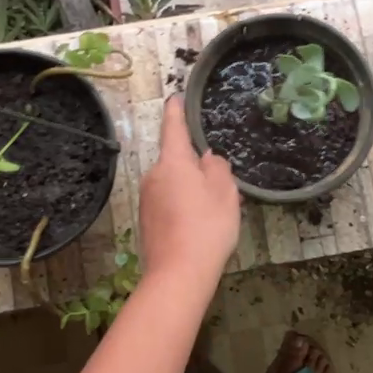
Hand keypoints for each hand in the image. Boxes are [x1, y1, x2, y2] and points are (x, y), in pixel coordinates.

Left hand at [138, 97, 240, 280]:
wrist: (178, 275)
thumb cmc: (206, 227)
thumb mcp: (225, 192)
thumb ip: (218, 168)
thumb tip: (207, 158)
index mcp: (173, 162)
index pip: (173, 128)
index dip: (176, 111)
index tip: (174, 97)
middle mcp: (153, 176)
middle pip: (175, 161)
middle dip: (193, 166)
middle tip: (218, 184)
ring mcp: (147, 200)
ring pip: (172, 184)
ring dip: (189, 189)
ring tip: (212, 210)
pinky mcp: (147, 221)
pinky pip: (168, 204)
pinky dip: (182, 207)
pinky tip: (198, 226)